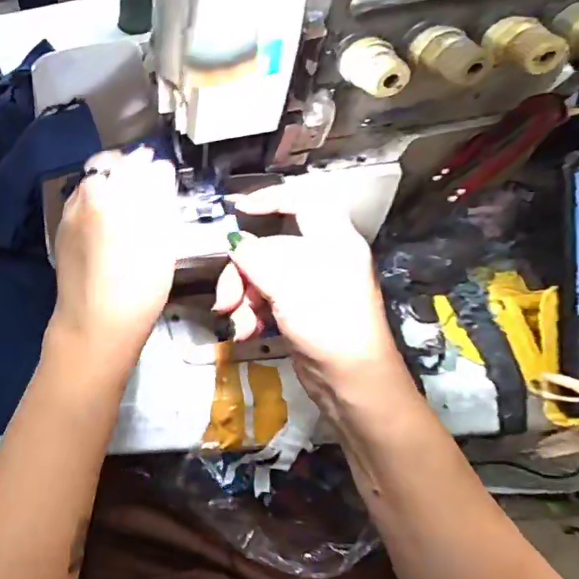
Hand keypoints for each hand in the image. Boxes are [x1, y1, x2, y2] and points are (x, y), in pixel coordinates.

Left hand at [49, 147, 179, 362]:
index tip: (162, 172)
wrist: (93, 326)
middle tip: (148, 183)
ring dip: (110, 185)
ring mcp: (68, 217)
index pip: (134, 163)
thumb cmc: (136, 288)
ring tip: (130, 203)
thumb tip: (157, 172)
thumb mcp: (161, 241)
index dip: (151, 166)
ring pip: (91, 185)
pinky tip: (111, 222)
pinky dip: (96, 203)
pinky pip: (80, 205)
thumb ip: (158, 199)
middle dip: (128, 169)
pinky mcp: (61, 236)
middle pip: (107, 169)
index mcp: (107, 196)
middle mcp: (82, 200)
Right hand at [212, 178, 398, 380]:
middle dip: (239, 273)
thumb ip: (257, 257)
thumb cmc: (330, 325)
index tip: (238, 209)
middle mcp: (321, 258)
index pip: (303, 201)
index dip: (270, 199)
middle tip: (226, 299)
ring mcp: (308, 285)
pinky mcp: (297, 310)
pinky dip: (249, 313)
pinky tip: (246, 330)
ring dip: (241, 299)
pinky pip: (262, 300)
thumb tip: (235, 243)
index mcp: (331, 241)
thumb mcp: (288, 284)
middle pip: (266, 247)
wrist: (351, 379)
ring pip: (259, 276)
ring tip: (239, 323)